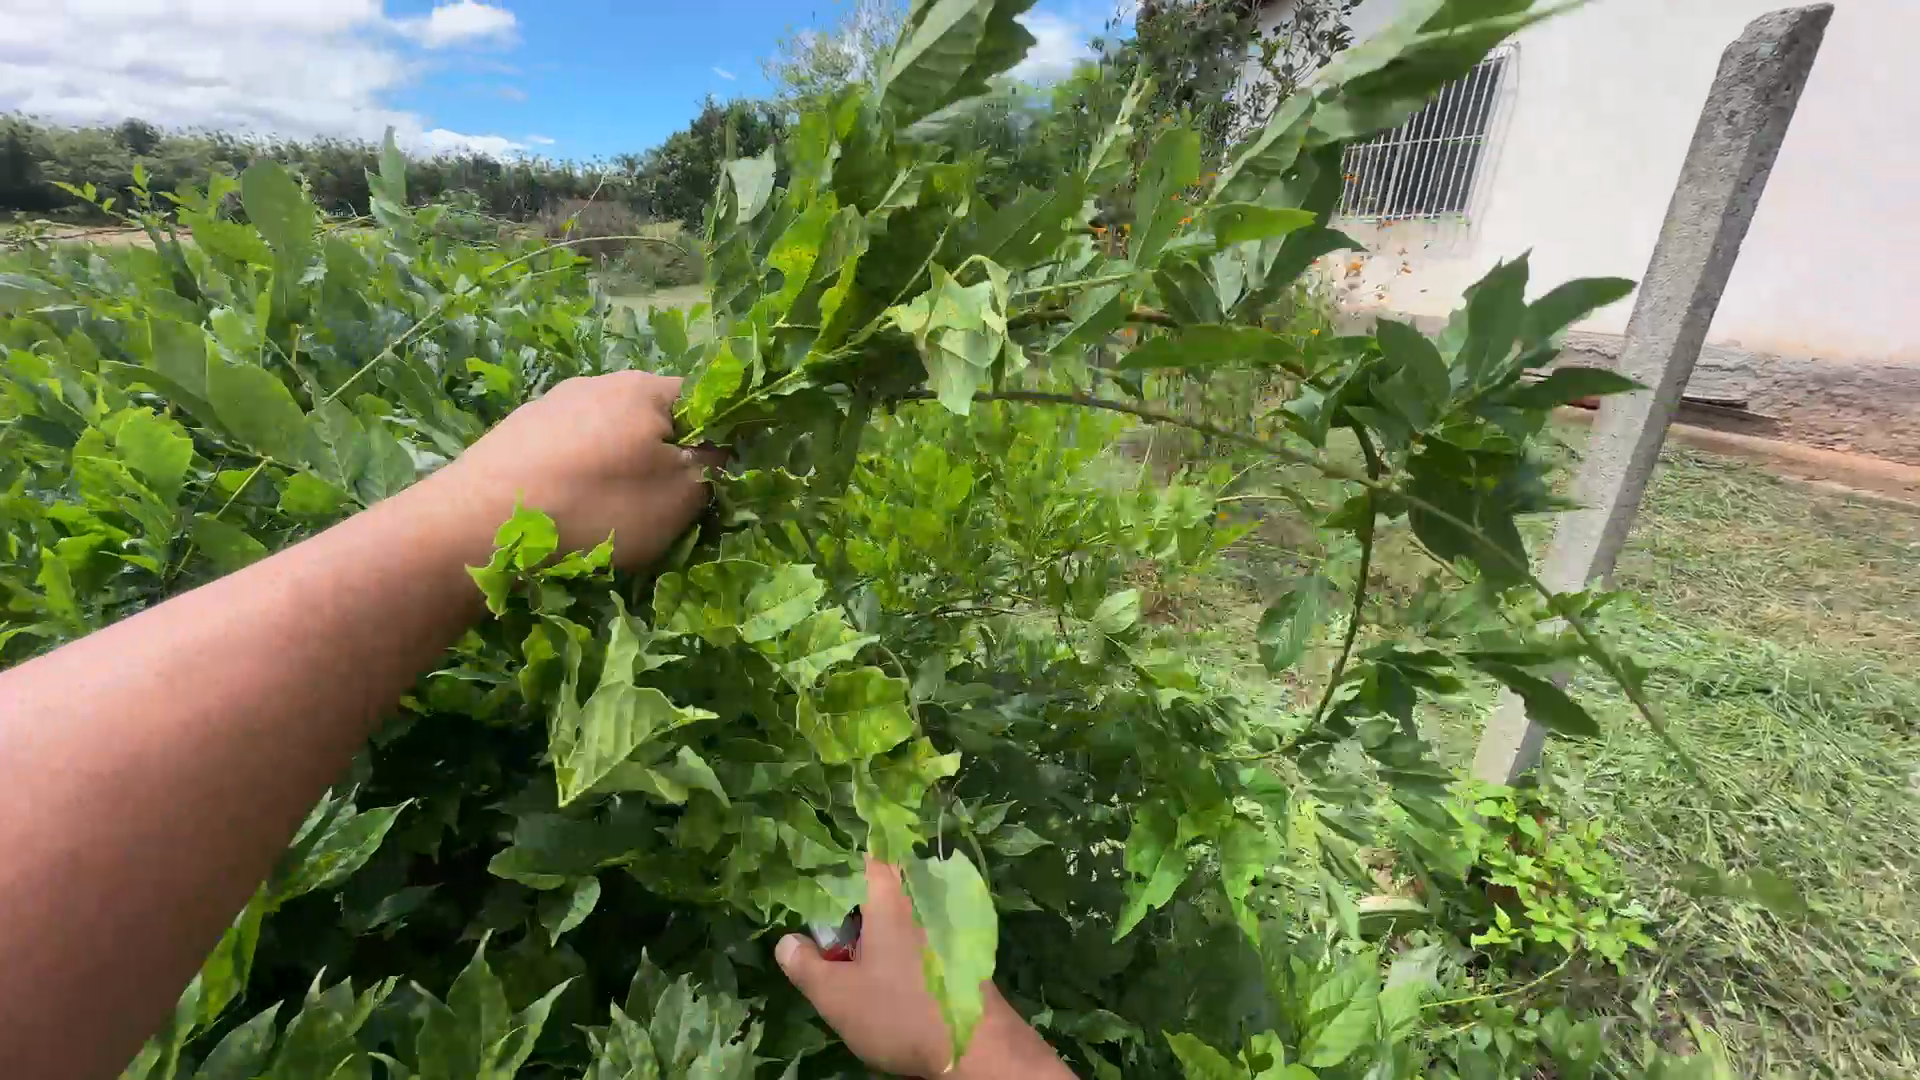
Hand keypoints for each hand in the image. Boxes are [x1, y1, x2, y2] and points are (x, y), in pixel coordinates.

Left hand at [419, 371, 718, 569]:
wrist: (476, 526)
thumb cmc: (598, 506)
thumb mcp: (680, 496)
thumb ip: (712, 467)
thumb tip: (716, 452)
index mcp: (645, 388)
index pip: (705, 400)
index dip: (717, 439)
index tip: (709, 480)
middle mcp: (598, 382)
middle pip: (655, 418)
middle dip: (665, 456)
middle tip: (662, 504)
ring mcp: (551, 404)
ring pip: (610, 435)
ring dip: (621, 467)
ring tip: (610, 513)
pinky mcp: (517, 432)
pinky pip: (571, 450)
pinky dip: (581, 475)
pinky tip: (569, 509)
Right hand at [775, 860, 1071, 1078]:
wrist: (972, 1042)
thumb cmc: (900, 1010)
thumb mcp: (838, 996)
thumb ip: (806, 965)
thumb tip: (786, 940)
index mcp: (888, 892)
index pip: (866, 849)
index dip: (843, 851)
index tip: (820, 858)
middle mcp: (918, 891)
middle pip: (884, 872)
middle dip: (856, 883)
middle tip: (828, 904)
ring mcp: (942, 913)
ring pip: (902, 896)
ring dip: (878, 907)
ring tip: (850, 931)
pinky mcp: (957, 937)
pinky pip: (919, 915)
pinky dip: (900, 925)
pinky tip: (884, 952)